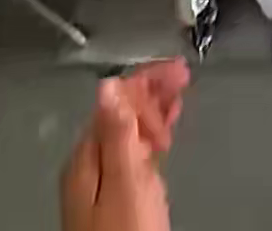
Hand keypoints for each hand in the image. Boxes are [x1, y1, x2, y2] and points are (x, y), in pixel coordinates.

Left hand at [62, 60, 189, 230]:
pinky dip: (153, 133)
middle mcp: (92, 162)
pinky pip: (136, 151)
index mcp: (87, 154)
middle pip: (121, 111)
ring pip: (130, 129)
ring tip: (181, 91)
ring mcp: (105, 180)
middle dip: (152, 89)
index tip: (177, 73)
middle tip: (184, 75)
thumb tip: (107, 83)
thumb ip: (118, 135)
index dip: (145, 82)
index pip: (115, 100)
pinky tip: (167, 128)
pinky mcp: (120, 197)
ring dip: (155, 108)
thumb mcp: (124, 185)